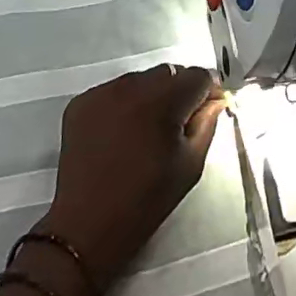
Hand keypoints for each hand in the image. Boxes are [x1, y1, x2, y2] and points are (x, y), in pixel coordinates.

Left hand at [36, 64, 224, 286]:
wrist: (88, 223)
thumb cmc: (146, 200)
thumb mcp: (189, 166)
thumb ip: (206, 124)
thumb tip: (215, 100)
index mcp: (161, 101)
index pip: (196, 75)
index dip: (207, 90)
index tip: (208, 108)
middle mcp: (129, 86)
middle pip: (167, 72)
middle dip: (179, 91)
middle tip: (178, 123)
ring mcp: (101, 92)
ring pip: (138, 79)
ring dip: (150, 95)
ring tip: (147, 130)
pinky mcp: (80, 102)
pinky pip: (111, 91)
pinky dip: (122, 104)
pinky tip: (121, 133)